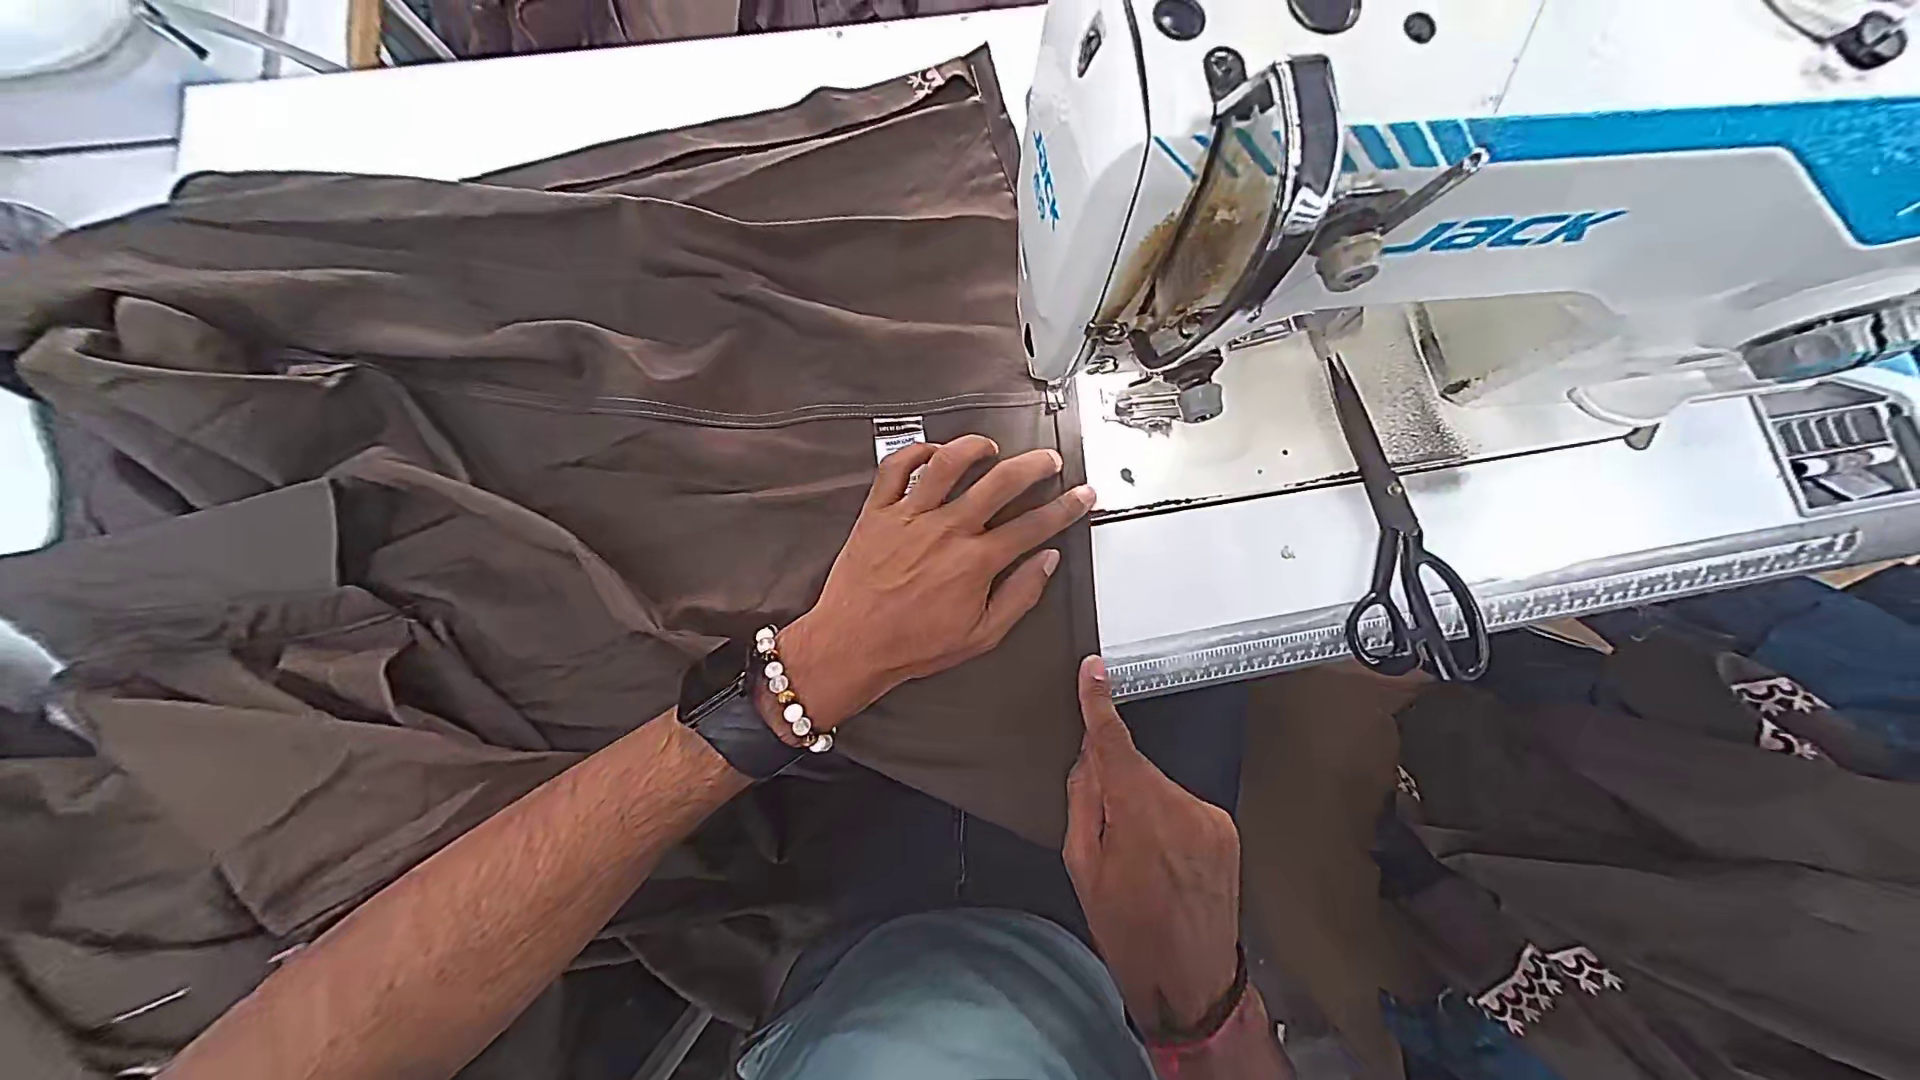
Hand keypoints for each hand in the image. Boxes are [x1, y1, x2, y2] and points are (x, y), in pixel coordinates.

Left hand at [774, 435, 1094, 730]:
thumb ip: (1020, 595)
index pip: (1034, 524)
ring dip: (977, 447)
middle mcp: (945, 532)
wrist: (851, 645)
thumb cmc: (909, 644)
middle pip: (1002, 481)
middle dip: (1035, 465)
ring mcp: (910, 517)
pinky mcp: (878, 512)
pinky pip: (895, 467)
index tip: (1079, 497)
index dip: (1065, 507)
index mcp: (974, 562)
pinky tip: (932, 452)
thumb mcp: (980, 635)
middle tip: (1048, 461)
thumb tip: (1045, 564)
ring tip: (991, 447)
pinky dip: (916, 451)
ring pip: (950, 462)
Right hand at [1064, 656, 1241, 1036]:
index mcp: (1138, 815)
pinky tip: (1164, 857)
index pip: (1113, 743)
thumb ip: (1083, 799)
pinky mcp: (1225, 826)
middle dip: (1114, 781)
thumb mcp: (1082, 865)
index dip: (1099, 704)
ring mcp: (1209, 816)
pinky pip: (1181, 801)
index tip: (1094, 670)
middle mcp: (1182, 807)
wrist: (1190, 983)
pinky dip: (1165, 815)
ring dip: (1142, 802)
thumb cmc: (1129, 931)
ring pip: (1157, 783)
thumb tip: (1089, 757)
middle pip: (1134, 765)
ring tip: (1141, 855)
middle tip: (1107, 829)